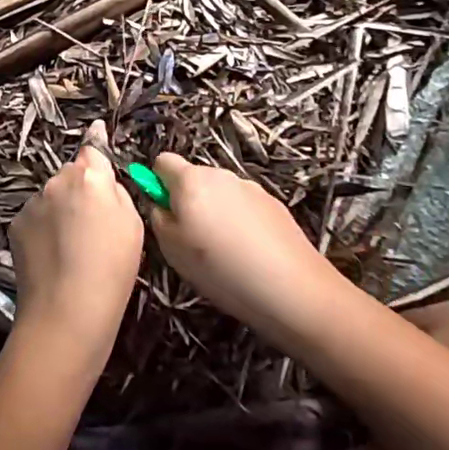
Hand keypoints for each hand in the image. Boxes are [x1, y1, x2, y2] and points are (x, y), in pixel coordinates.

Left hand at [9, 121, 143, 333]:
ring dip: (60, 210)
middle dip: (80, 189)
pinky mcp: (16, 224)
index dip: (97, 149)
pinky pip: (36, 217)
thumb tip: (102, 183)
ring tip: (71, 246)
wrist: (67, 310)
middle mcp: (57, 181)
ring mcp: (33, 202)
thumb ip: (116, 193)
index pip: (92, 149)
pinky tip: (53, 256)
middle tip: (92, 223)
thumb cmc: (112, 268)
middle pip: (71, 175)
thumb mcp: (134, 226)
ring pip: (51, 197)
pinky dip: (44, 229)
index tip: (98, 139)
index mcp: (90, 177)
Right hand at [148, 154, 349, 342]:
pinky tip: (248, 254)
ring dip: (215, 212)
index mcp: (190, 180)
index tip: (164, 211)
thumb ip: (158, 218)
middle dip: (188, 200)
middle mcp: (220, 175)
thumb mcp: (171, 249)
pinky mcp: (274, 205)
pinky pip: (244, 207)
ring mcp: (251, 188)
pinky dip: (240, 222)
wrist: (291, 288)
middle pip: (193, 178)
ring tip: (223, 252)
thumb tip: (160, 204)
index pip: (162, 161)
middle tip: (191, 239)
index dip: (157, 183)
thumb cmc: (220, 268)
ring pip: (220, 194)